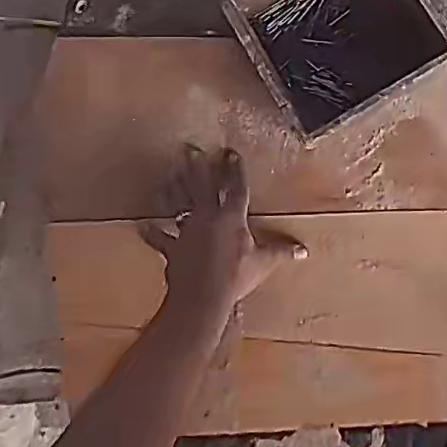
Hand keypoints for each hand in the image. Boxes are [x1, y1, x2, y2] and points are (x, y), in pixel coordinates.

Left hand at [140, 147, 306, 321]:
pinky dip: (152, 233)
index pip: (235, 188)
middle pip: (201, 186)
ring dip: (173, 189)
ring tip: (168, 174)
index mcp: (231, 217)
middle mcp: (207, 217)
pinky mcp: (173, 248)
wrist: (203, 297)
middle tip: (189, 149)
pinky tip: (142, 226)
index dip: (234, 170)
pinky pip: (161, 238)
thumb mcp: (263, 263)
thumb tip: (304, 251)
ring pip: (178, 203)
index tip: (230, 153)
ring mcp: (187, 231)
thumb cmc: (236, 277)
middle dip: (197, 166)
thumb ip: (281, 252)